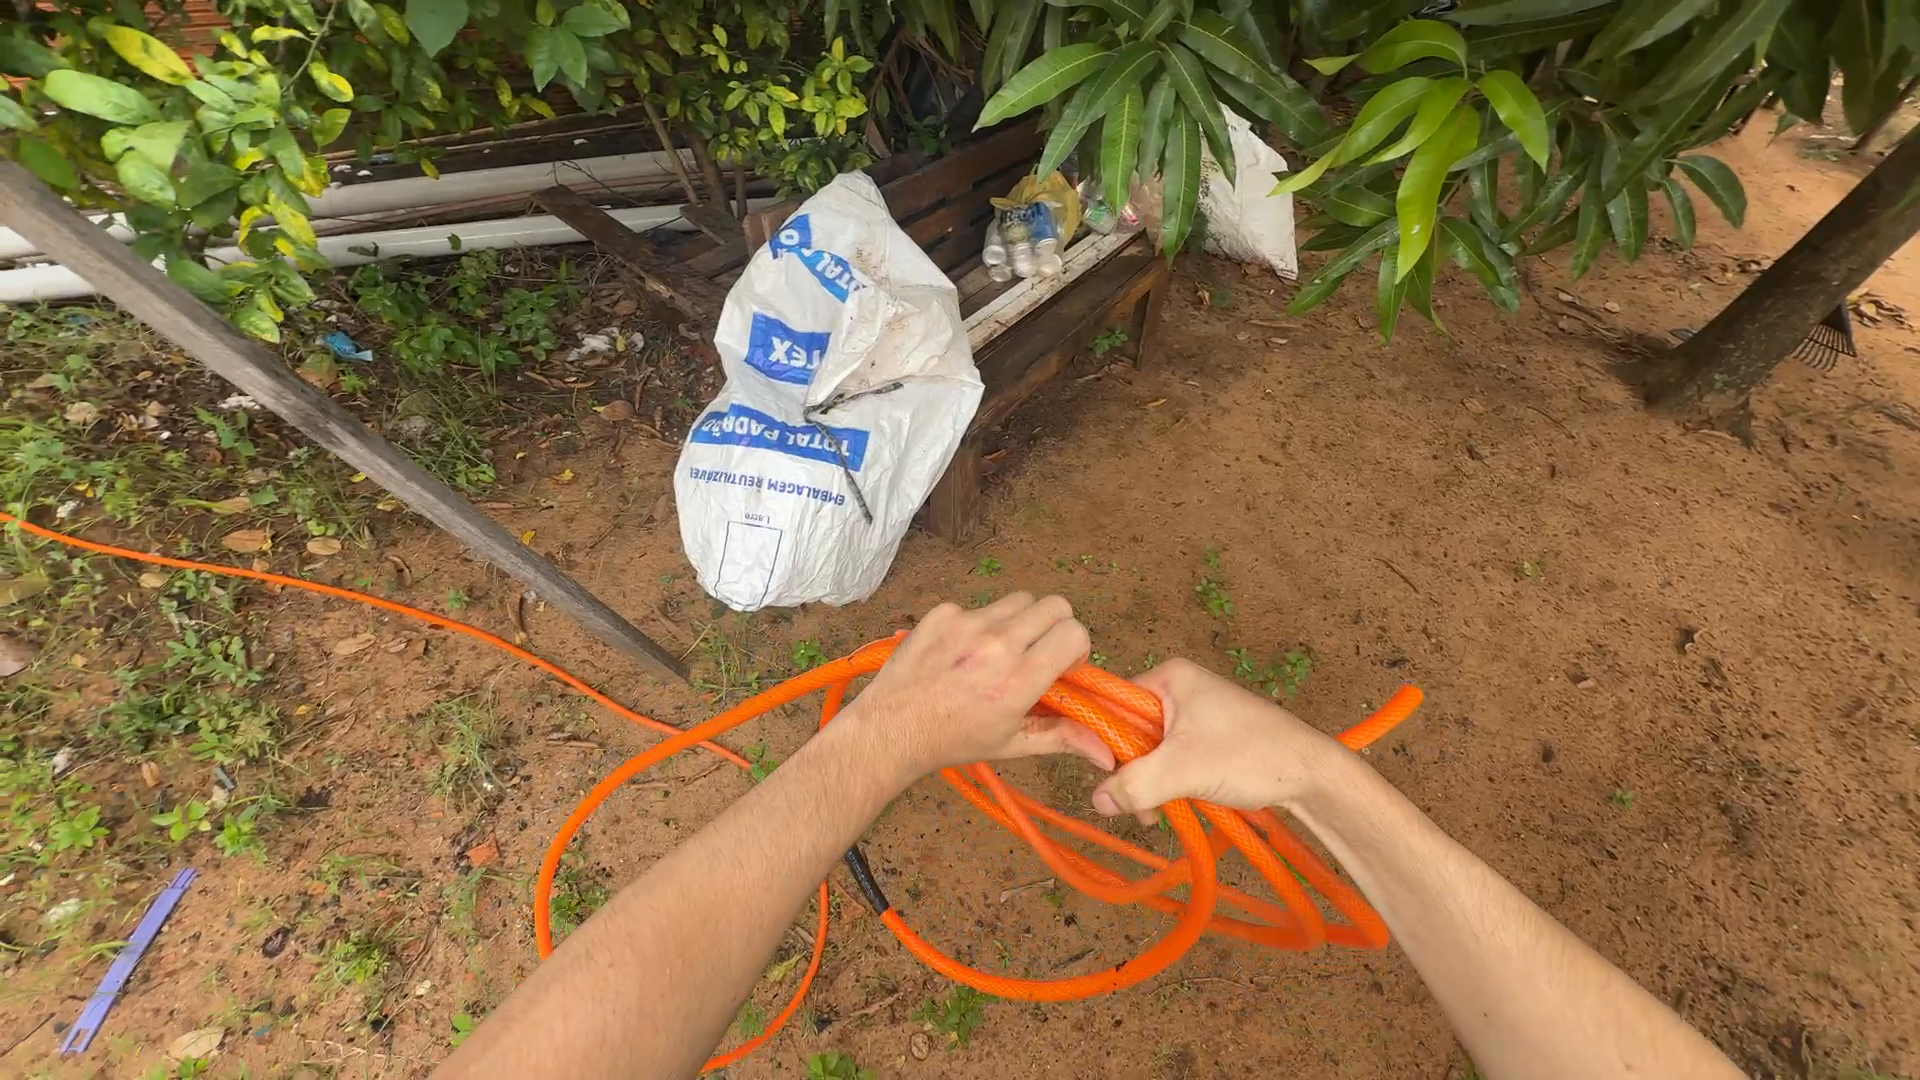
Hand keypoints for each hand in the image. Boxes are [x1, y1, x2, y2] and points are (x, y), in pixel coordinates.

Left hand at [847, 594, 1113, 778]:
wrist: (892, 728)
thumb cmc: (954, 740)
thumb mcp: (1012, 744)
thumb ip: (1063, 738)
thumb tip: (1108, 754)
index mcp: (1019, 680)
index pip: (1074, 633)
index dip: (1076, 646)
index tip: (1062, 665)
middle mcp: (997, 645)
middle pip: (1054, 605)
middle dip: (1054, 626)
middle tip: (1037, 651)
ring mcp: (967, 623)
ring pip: (1018, 601)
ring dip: (1019, 621)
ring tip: (999, 651)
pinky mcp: (943, 613)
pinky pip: (978, 606)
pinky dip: (978, 624)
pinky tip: (961, 653)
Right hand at [1090, 659, 1346, 821]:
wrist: (1312, 774)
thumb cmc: (1251, 757)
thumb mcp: (1183, 771)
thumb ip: (1134, 784)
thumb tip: (1096, 800)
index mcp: (1169, 677)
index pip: (1112, 701)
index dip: (1104, 738)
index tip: (1105, 773)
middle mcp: (1178, 687)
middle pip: (1129, 727)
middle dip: (1130, 768)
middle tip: (1136, 802)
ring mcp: (1193, 711)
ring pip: (1149, 746)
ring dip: (1148, 780)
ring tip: (1156, 812)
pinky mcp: (1206, 735)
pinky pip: (1168, 755)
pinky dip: (1166, 780)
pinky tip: (1172, 805)